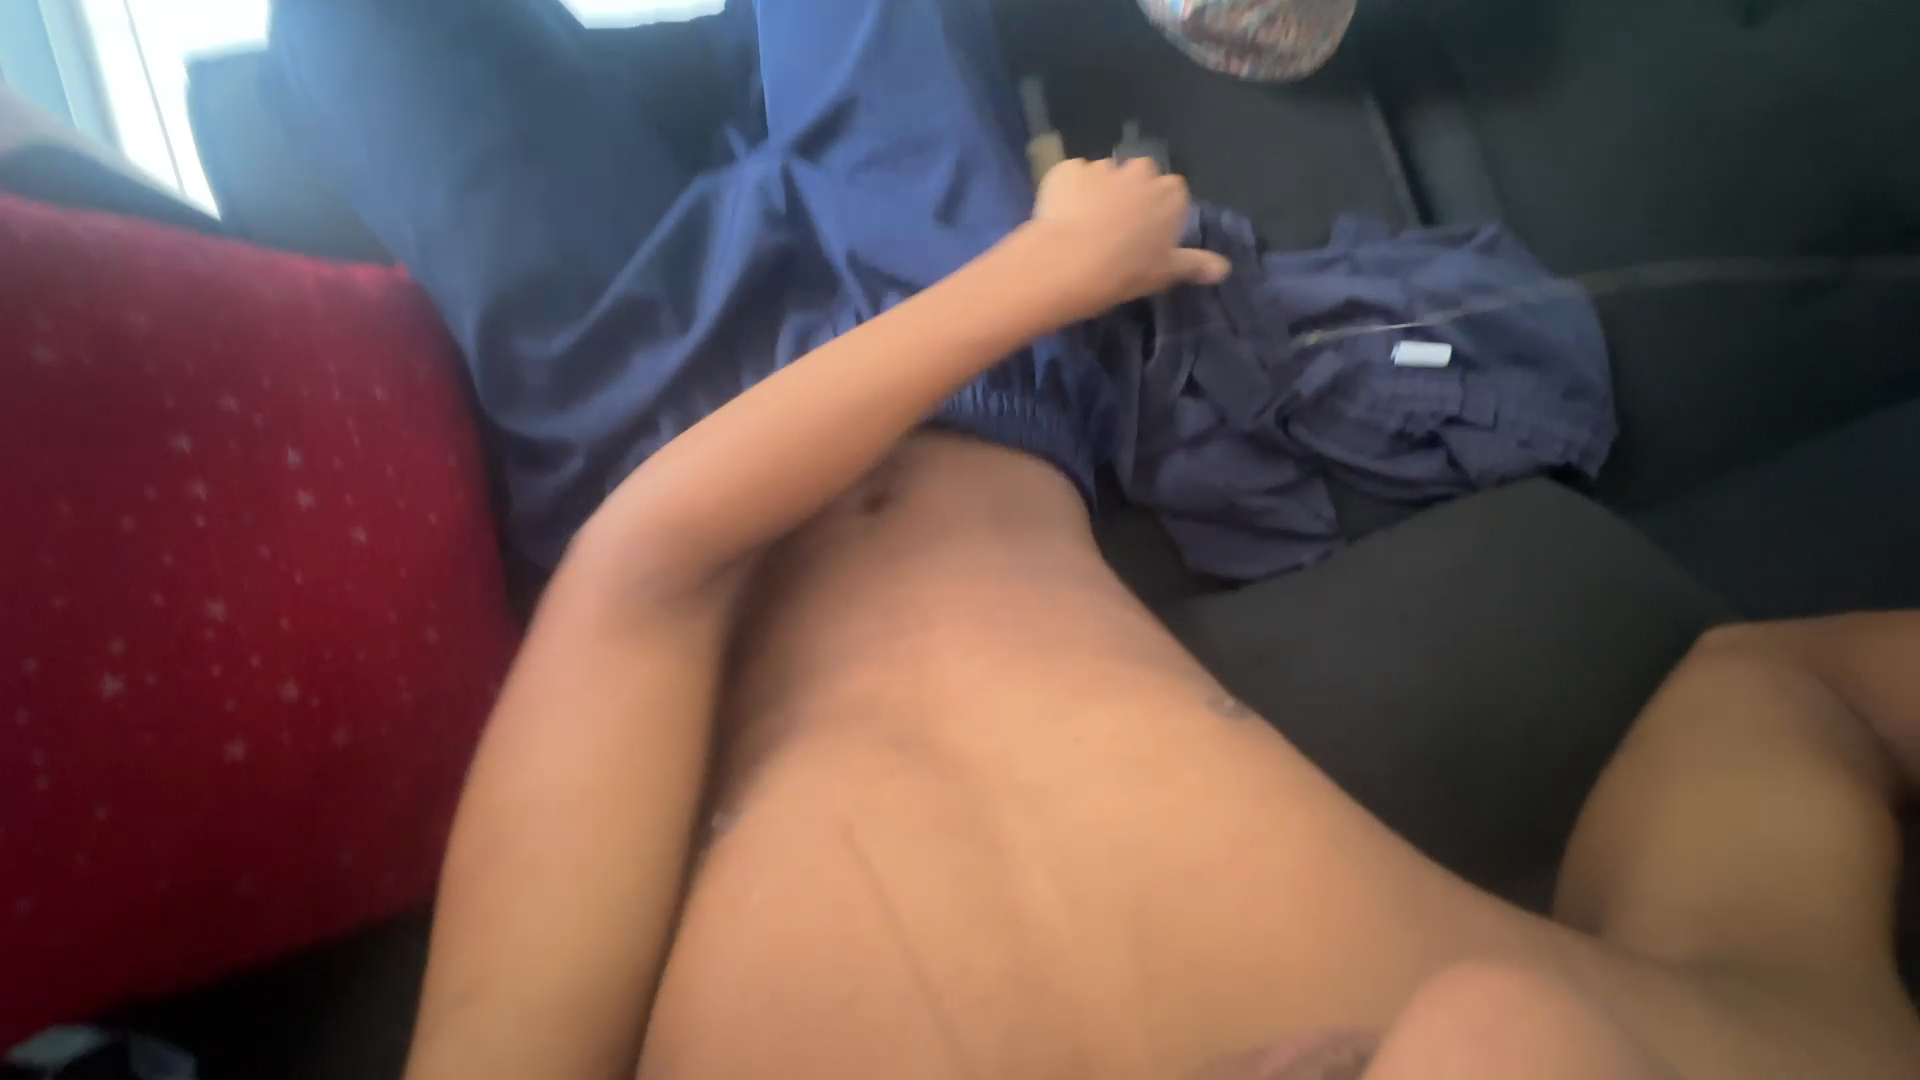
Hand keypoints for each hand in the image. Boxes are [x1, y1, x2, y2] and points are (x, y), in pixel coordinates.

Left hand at [1025, 157, 1231, 320]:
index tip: (1144, 239)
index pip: (1171, 196)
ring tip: (1081, 228)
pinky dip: (1066, 192)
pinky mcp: (1067, 169)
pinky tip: (1059, 217)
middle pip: (1139, 178)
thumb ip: (1195, 264)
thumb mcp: (1164, 273)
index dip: (1156, 216)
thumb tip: (1224, 269)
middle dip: (1129, 196)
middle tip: (1112, 231)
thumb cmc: (1124, 272)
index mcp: (1171, 193)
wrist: (1068, 264)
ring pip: (1103, 176)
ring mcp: (1102, 166)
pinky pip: (1070, 178)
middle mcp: (1141, 170)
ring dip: (1097, 193)